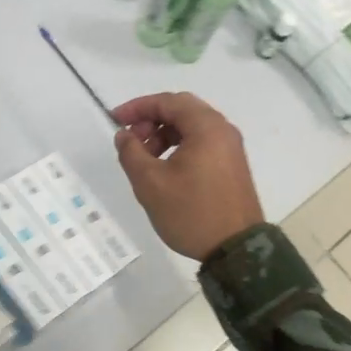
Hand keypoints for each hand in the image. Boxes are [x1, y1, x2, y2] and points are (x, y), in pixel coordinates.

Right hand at [111, 92, 263, 260]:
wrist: (236, 249)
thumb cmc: (191, 212)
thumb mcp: (151, 183)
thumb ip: (131, 153)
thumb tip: (124, 135)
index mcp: (207, 127)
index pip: (168, 102)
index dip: (138, 107)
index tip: (115, 120)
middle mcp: (223, 130)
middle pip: (182, 110)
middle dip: (152, 120)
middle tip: (131, 140)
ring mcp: (231, 148)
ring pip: (192, 127)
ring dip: (165, 135)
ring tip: (145, 159)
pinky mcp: (233, 165)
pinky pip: (203, 143)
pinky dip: (180, 146)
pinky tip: (165, 168)